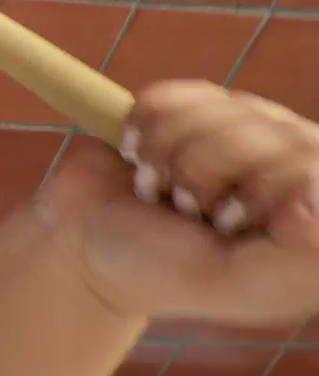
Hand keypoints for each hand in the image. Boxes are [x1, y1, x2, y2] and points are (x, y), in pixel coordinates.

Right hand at [38, 81, 318, 324]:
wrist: (79, 241)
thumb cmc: (163, 272)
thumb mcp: (243, 282)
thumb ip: (306, 253)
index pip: (311, 165)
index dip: (259, 190)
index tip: (222, 225)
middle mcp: (293, 162)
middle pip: (262, 131)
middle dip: (199, 172)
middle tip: (183, 207)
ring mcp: (239, 132)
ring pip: (213, 109)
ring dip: (163, 153)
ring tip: (155, 185)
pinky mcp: (183, 112)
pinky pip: (170, 93)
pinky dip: (140, 123)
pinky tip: (137, 153)